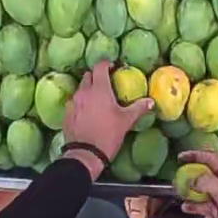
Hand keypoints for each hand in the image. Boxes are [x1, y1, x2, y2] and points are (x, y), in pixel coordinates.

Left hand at [62, 61, 151, 177]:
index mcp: (99, 89)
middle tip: (106, 83)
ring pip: (80, 88)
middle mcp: (84, 91)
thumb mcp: (126, 121)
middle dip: (96, 76)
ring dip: (88, 89)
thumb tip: (151, 101)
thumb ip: (138, 108)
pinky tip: (87, 111)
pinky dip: (81, 102)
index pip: (100, 67)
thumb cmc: (108, 134)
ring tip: (97, 98)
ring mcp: (73, 102)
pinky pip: (74, 101)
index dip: (106, 64)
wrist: (85, 154)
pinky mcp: (67, 113)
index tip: (113, 67)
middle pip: (88, 75)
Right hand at [177, 149, 217, 217]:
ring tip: (179, 196)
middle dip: (191, 176)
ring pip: (204, 194)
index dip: (196, 155)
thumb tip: (193, 178)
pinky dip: (197, 209)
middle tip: (177, 180)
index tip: (180, 157)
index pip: (212, 159)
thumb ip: (209, 183)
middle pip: (206, 176)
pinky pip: (207, 210)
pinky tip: (187, 210)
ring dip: (192, 194)